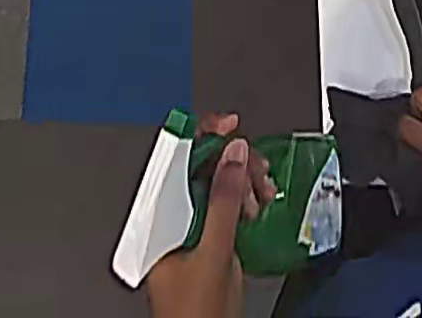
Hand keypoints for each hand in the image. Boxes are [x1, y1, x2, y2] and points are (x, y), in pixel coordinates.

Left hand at [144, 113, 276, 317]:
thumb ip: (223, 199)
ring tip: (261, 193)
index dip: (202, 135)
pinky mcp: (211, 236)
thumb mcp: (213, 252)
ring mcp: (192, 227)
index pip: (176, 161)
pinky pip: (230, 200)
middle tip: (256, 166)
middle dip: (236, 162)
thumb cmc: (196, 314)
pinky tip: (260, 202)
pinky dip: (248, 195)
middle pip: (203, 167)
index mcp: (160, 221)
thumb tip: (234, 152)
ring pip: (220, 181)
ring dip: (247, 180)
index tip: (228, 123)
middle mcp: (173, 219)